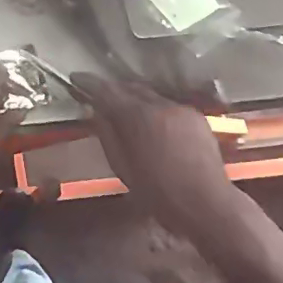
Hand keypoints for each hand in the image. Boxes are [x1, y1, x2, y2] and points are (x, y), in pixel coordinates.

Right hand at [73, 73, 238, 234]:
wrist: (206, 203)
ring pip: (152, 96)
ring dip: (136, 100)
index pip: (107, 91)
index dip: (89, 83)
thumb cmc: (158, 194)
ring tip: (125, 110)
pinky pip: (169, 107)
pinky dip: (156, 111)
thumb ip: (108, 135)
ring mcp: (182, 109)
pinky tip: (154, 125)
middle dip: (114, 90)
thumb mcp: (123, 168)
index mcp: (138, 117)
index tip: (76, 78)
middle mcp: (161, 105)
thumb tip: (97, 112)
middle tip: (98, 95)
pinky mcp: (197, 117)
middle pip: (132, 88)